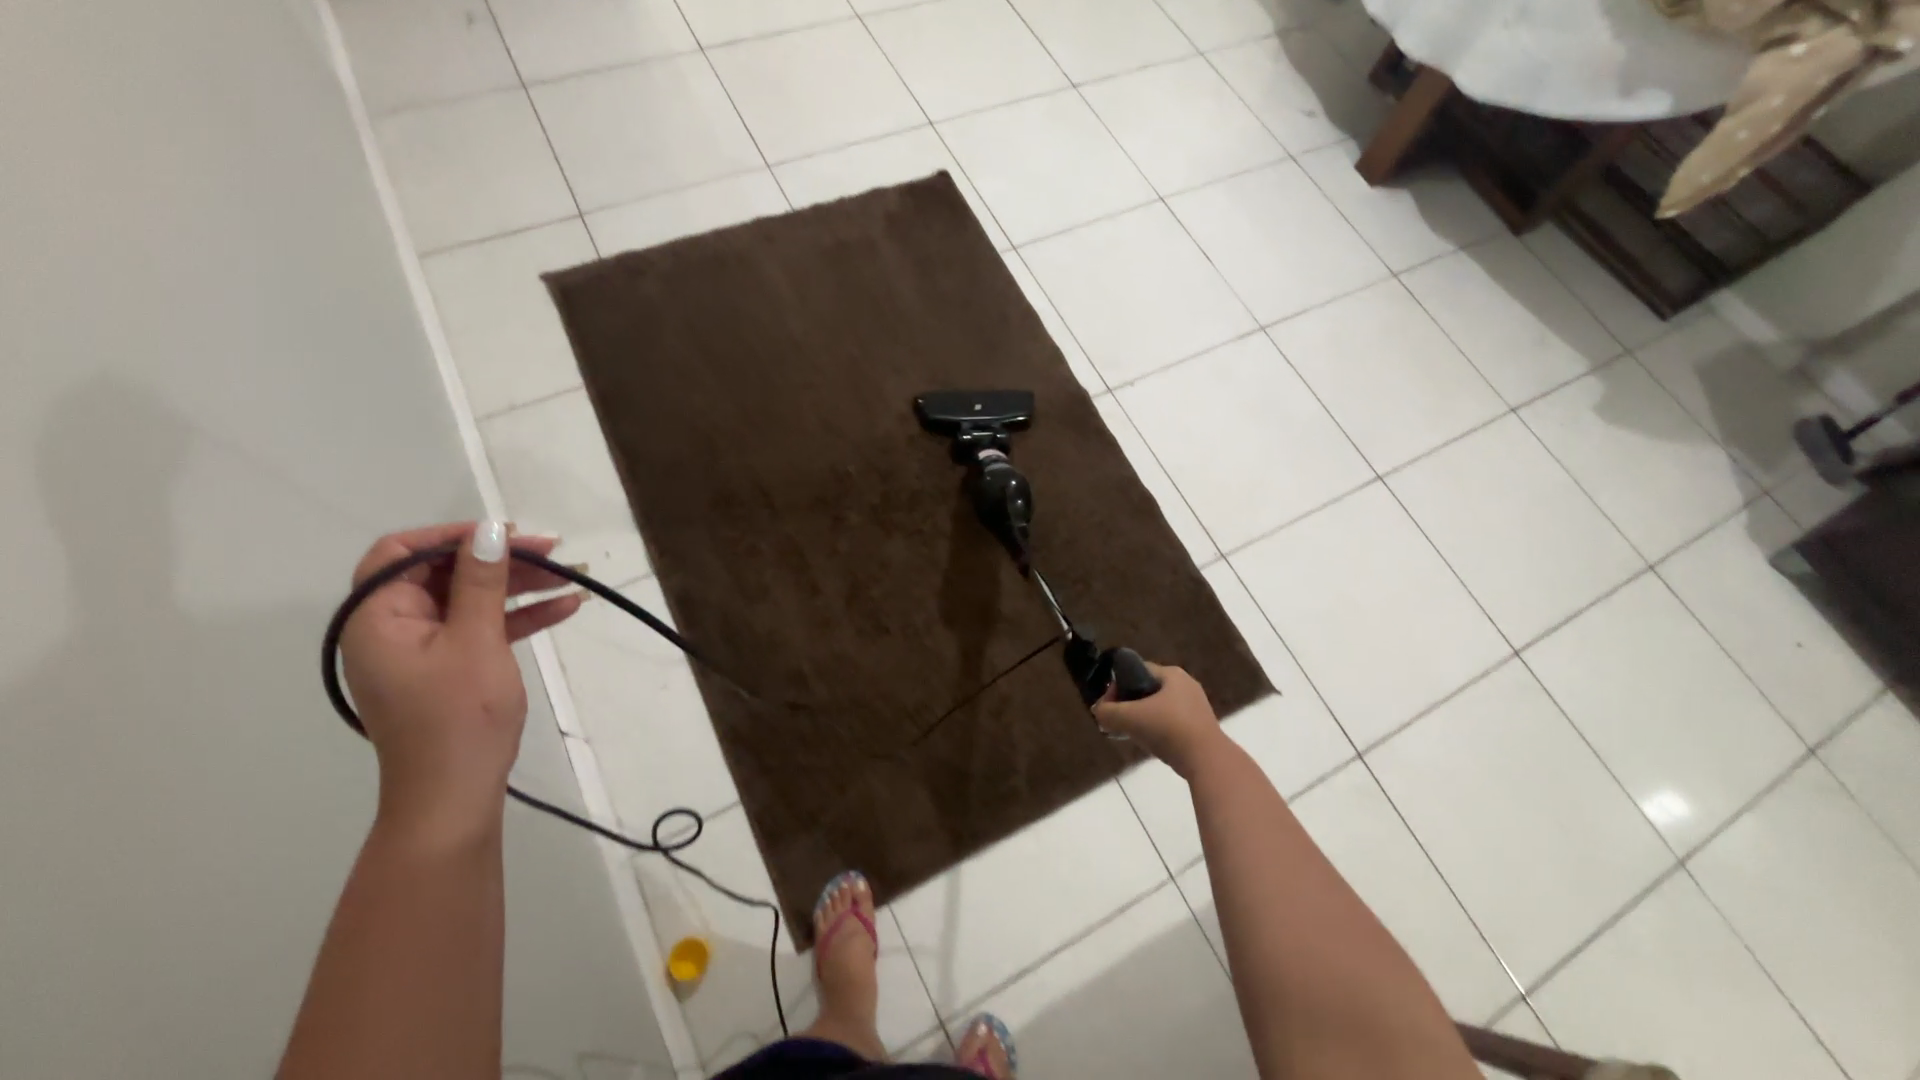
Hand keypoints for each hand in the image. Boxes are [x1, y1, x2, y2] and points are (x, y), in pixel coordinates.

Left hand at [339, 521, 584, 838]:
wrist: (452, 799)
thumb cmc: (458, 717)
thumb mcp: (475, 641)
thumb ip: (481, 581)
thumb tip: (488, 530)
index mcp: (376, 616)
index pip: (403, 552)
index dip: (455, 536)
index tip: (509, 535)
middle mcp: (389, 628)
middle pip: (443, 574)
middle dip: (500, 561)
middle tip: (554, 553)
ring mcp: (419, 652)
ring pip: (469, 601)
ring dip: (519, 588)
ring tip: (573, 578)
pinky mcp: (446, 672)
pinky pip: (480, 630)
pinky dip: (517, 618)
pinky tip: (565, 609)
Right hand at [1091, 663, 1225, 777]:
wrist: (1207, 760)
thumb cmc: (1168, 729)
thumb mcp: (1131, 718)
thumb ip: (1109, 712)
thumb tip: (1098, 711)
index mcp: (1172, 674)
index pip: (1137, 670)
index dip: (1117, 685)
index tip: (1108, 706)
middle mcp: (1186, 685)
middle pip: (1147, 689)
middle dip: (1128, 704)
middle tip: (1116, 721)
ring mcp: (1196, 707)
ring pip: (1158, 707)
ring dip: (1142, 718)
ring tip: (1130, 734)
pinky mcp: (1200, 727)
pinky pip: (1170, 722)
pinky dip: (1157, 730)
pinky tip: (1150, 744)